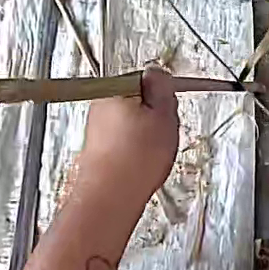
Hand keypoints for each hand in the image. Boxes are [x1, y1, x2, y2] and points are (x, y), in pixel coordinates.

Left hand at [78, 69, 180, 206]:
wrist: (110, 196)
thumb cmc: (137, 157)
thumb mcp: (164, 114)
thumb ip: (162, 88)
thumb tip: (157, 73)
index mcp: (116, 89)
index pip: (146, 79)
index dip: (163, 95)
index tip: (171, 109)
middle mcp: (101, 104)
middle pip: (138, 100)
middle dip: (155, 114)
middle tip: (165, 130)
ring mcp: (97, 127)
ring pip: (132, 121)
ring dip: (146, 133)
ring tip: (155, 151)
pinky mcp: (98, 148)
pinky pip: (124, 140)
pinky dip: (136, 148)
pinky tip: (143, 162)